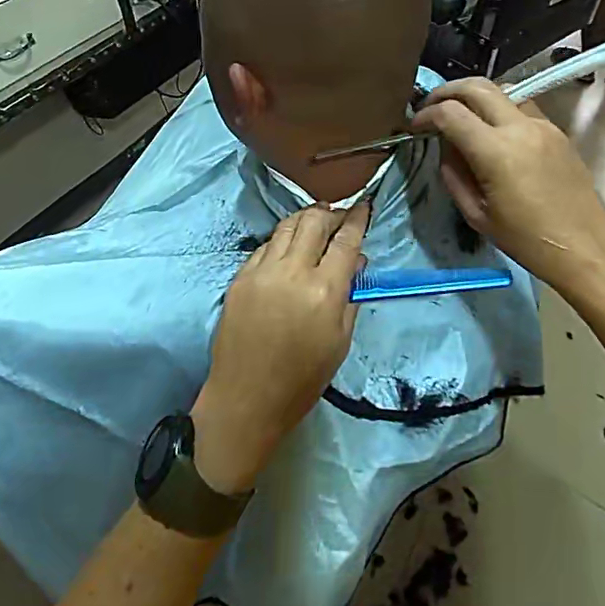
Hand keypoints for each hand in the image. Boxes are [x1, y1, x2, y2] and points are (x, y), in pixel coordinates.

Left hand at [190, 203, 369, 494]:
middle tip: (341, 216)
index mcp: (324, 290)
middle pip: (315, 221)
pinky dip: (282, 239)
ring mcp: (262, 272)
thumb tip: (356, 260)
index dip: (358, 219)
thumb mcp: (340, 341)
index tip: (364, 206)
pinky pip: (266, 245)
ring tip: (316, 221)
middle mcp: (293, 272)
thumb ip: (351, 295)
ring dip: (306, 218)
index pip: (346, 239)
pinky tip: (289, 247)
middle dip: (332, 213)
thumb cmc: (302, 379)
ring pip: (287, 225)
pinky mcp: (240, 278)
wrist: (246, 399)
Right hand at [410, 78, 604, 294]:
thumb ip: (454, 175)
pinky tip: (493, 131)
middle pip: (477, 86)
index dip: (426, 114)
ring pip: (503, 89)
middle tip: (431, 106)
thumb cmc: (528, 241)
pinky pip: (522, 107)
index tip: (415, 125)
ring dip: (476, 96)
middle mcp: (521, 127)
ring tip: (461, 115)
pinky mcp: (557, 131)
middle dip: (447, 91)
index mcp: (497, 151)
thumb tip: (445, 147)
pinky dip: (500, 109)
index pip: (451, 113)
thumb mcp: (477, 216)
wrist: (587, 248)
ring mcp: (543, 125)